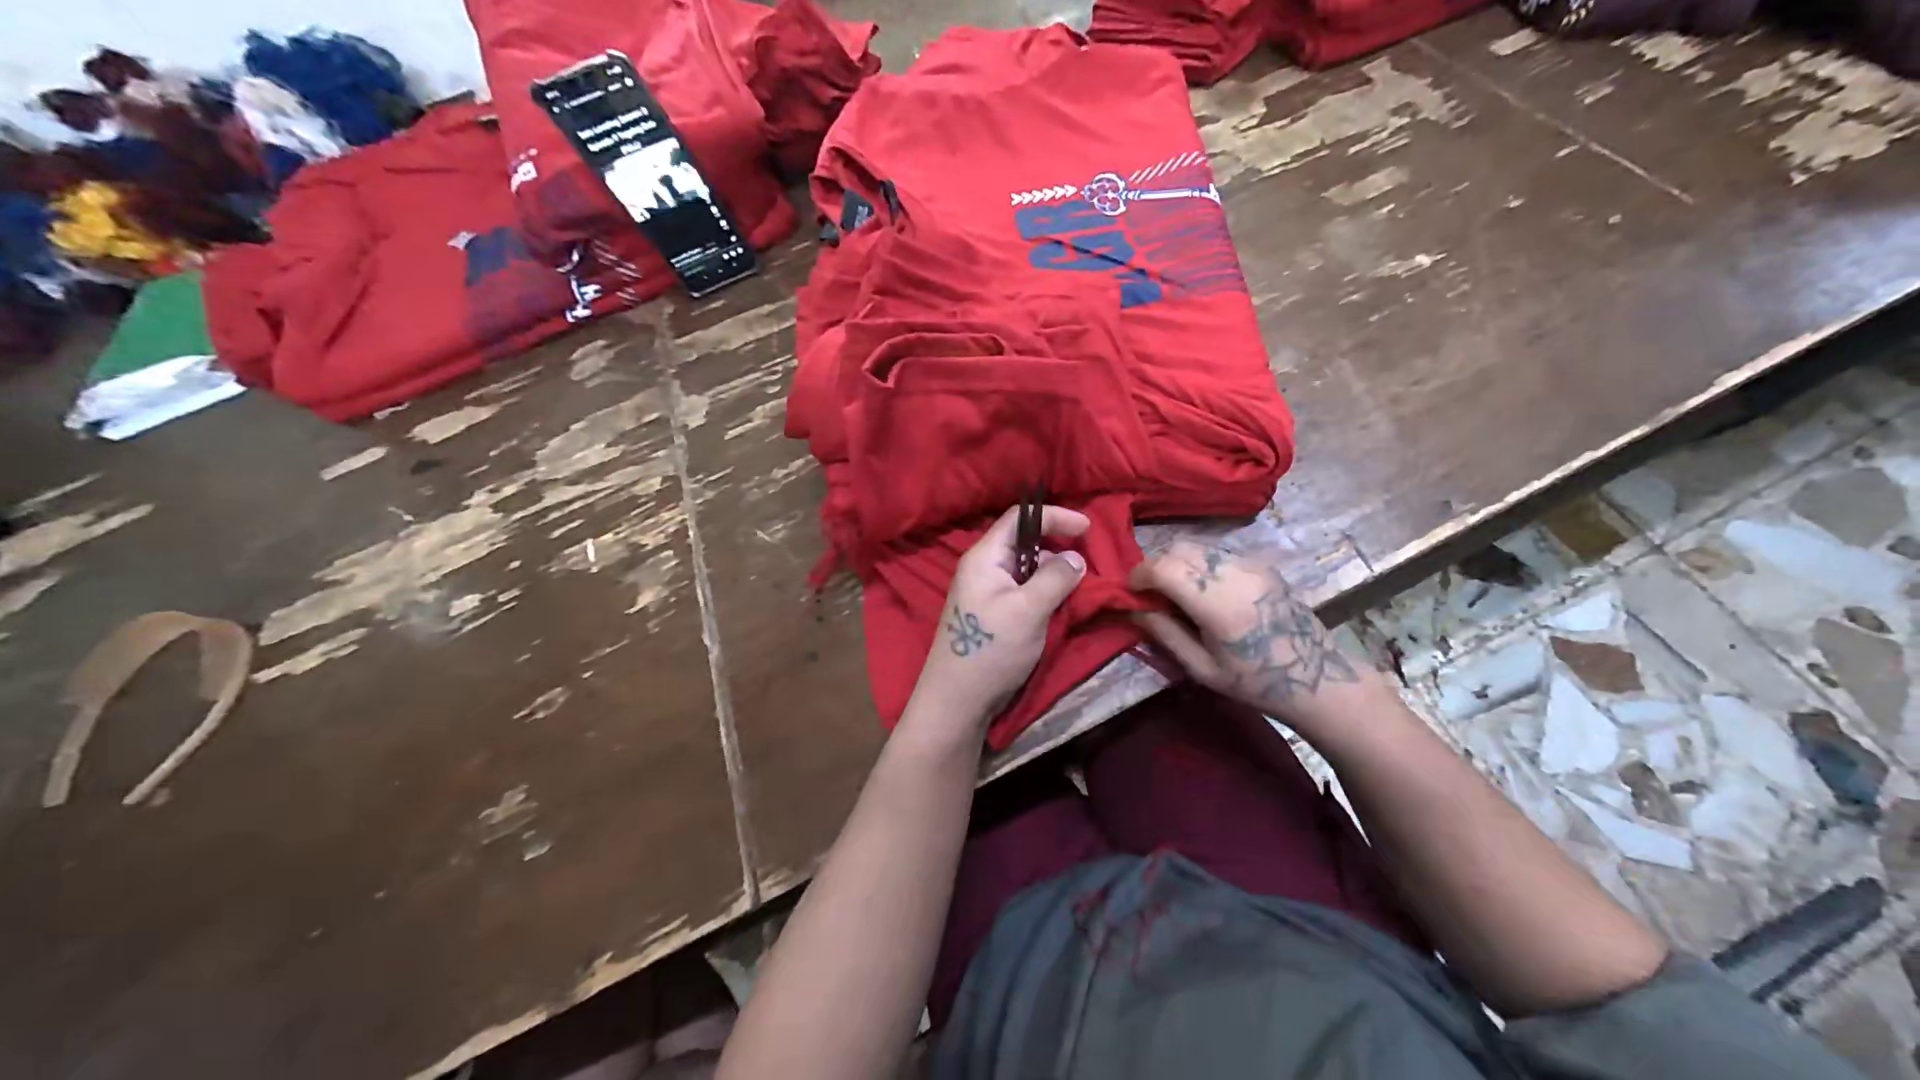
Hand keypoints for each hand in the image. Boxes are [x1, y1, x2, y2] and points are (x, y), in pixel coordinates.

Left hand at [907, 505, 1090, 732]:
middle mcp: (983, 569)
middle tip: (1087, 566)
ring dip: (1053, 575)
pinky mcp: (993, 615)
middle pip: (1024, 543)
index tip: (1088, 529)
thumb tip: (1076, 557)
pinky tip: (1060, 607)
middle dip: (1058, 548)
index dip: (1054, 517)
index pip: (1019, 518)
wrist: (957, 700)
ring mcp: (987, 593)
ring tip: (1078, 590)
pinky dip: (1044, 594)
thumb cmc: (991, 649)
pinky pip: (1023, 592)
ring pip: (1027, 570)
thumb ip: (1055, 578)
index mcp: (984, 557)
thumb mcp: (1029, 609)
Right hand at [1128, 540, 1361, 724]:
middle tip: (1150, 595)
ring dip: (1176, 564)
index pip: (1163, 567)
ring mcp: (1251, 564)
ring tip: (1175, 594)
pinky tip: (1202, 592)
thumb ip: (1164, 633)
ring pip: (1196, 547)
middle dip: (1155, 567)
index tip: (1130, 594)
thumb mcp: (1202, 668)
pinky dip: (1198, 565)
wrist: (1319, 677)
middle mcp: (1234, 573)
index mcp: (1217, 604)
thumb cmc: (1256, 682)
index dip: (1138, 575)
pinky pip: (1216, 553)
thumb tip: (1131, 608)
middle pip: (1177, 549)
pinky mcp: (1261, 564)